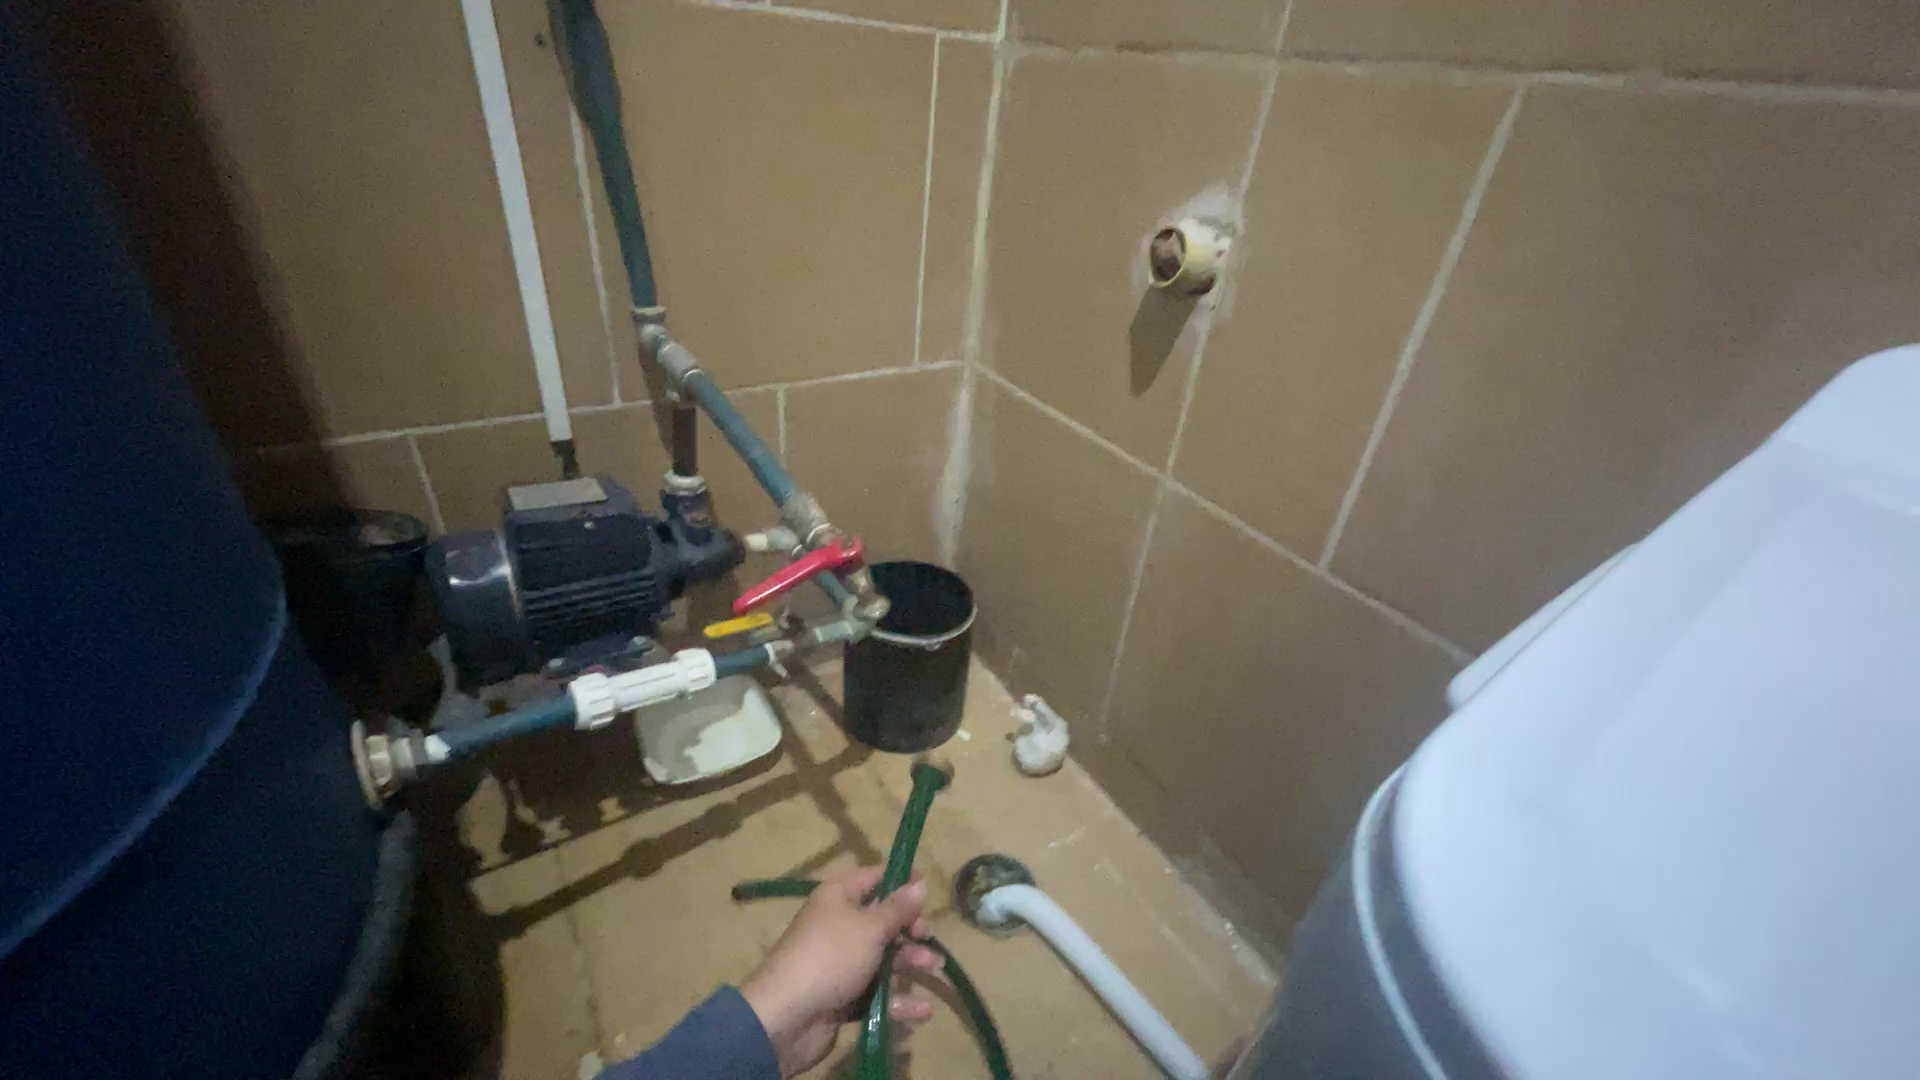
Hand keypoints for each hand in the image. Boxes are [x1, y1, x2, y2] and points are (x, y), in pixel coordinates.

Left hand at [740, 867, 944, 1076]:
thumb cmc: (831, 957)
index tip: (928, 886)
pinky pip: (875, 992)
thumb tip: (920, 882)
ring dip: (910, 962)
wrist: (785, 1018)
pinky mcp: (842, 997)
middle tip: (928, 935)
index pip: (874, 877)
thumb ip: (898, 908)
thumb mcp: (870, 927)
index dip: (901, 879)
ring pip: (882, 956)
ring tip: (934, 969)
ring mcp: (840, 962)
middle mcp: (839, 924)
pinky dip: (897, 999)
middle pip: (882, 919)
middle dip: (909, 927)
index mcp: (839, 897)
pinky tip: (921, 1010)